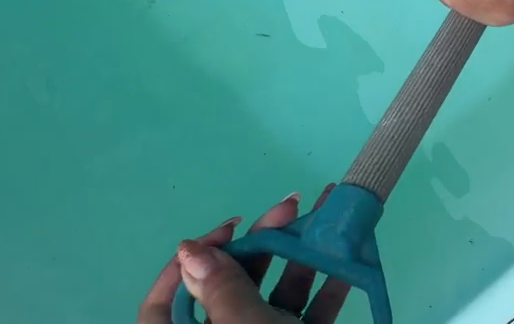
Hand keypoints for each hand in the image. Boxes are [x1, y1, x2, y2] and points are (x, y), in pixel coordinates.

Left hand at [137, 187, 349, 323]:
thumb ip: (223, 289)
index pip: (162, 305)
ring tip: (328, 216)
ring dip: (302, 252)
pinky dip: (330, 280)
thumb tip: (189, 247)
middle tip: (291, 206)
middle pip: (231, 286)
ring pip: (275, 293)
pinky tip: (351, 252)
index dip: (188, 264)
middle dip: (263, 242)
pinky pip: (310, 308)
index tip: (231, 227)